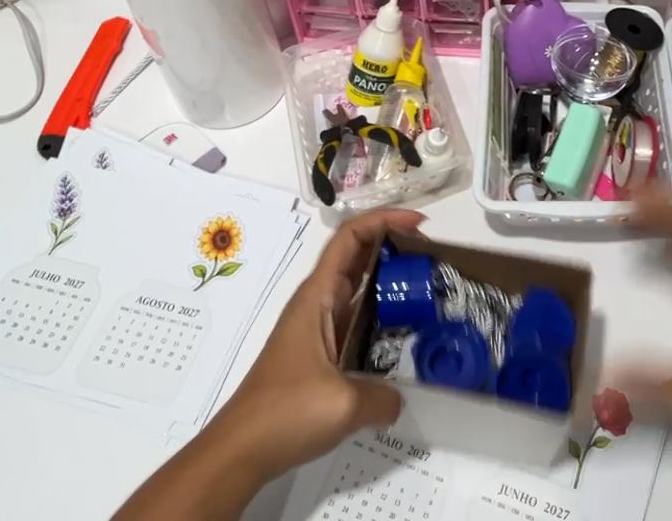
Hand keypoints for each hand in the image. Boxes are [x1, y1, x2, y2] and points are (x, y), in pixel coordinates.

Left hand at [212, 208, 424, 478]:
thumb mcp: (344, 404)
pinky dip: (380, 309)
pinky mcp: (319, 351)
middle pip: (355, 254)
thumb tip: (398, 400)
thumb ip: (382, 397)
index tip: (420, 224)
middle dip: (392, 242)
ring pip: (356, 285)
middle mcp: (317, 303)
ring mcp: (317, 327)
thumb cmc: (285, 412)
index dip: (384, 220)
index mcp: (317, 297)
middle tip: (431, 253)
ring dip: (388, 275)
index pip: (350, 236)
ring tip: (424, 284)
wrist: (240, 450)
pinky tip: (403, 328)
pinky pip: (355, 315)